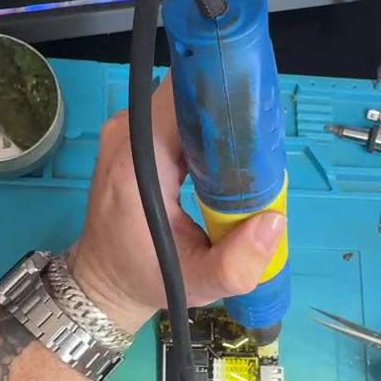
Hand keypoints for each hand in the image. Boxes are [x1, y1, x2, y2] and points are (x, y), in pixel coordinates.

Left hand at [64, 77, 285, 329]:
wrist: (105, 281)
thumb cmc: (149, 279)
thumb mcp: (197, 284)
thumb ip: (237, 264)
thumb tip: (275, 220)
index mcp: (137, 165)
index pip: (184, 101)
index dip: (223, 101)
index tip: (256, 124)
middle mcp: (126, 136)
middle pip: (186, 96)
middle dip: (225, 113)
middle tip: (256, 148)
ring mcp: (125, 131)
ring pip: (182, 102)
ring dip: (215, 121)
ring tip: (242, 155)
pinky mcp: (131, 135)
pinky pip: (172, 115)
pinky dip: (201, 129)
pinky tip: (220, 157)